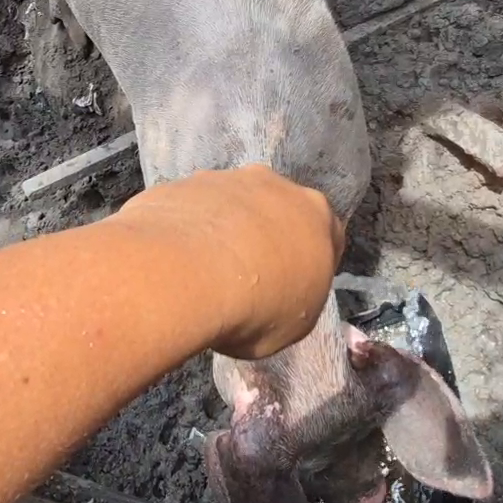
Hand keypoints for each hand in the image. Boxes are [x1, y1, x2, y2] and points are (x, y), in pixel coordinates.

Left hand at [112, 165, 342, 359]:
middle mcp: (277, 186)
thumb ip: (295, 296)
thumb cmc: (257, 307)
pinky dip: (188, 229)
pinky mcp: (185, 183)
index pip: (326, 236)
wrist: (187, 276)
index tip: (290, 288)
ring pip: (232, 204)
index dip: (308, 264)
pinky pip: (192, 208)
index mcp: (317, 217)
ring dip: (225, 230)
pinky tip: (176, 261)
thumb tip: (275, 294)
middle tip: (248, 277)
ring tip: (204, 272)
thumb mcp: (295, 323)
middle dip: (266, 237)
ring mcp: (228, 180)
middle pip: (277, 211)